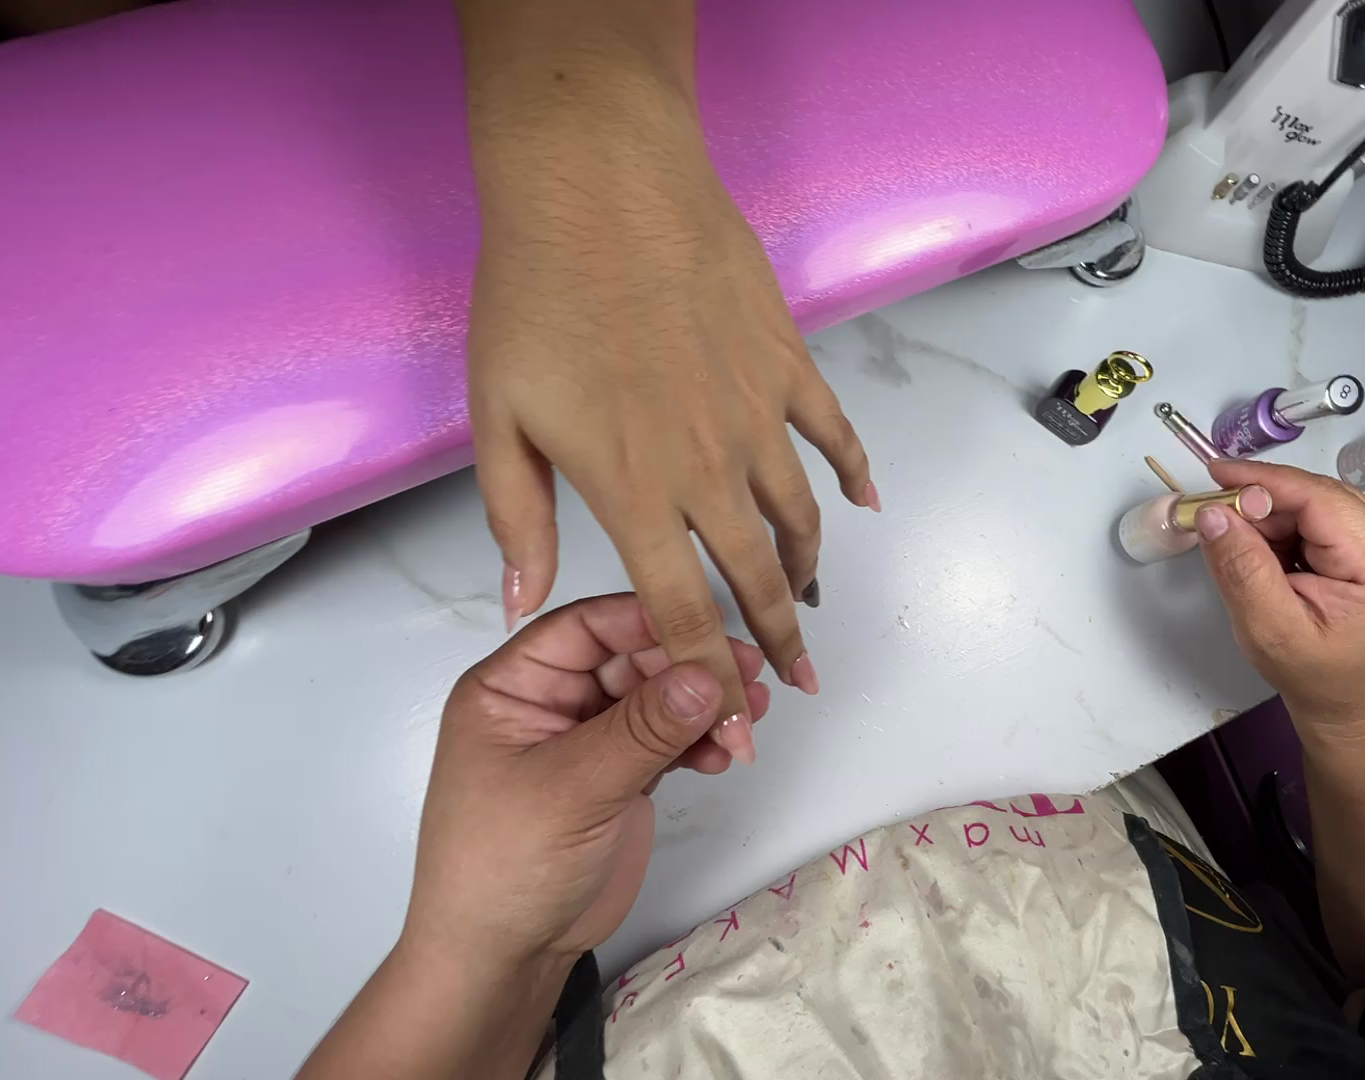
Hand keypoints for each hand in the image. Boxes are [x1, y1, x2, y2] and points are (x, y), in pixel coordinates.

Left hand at [402, 593, 770, 972]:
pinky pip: (673, 736)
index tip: (712, 627)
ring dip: (709, 706)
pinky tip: (727, 755)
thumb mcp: (572, 790)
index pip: (589, 627)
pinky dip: (704, 741)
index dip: (649, 620)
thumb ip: (643, 730)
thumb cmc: (508, 867)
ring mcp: (594, 735)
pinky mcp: (625, 769)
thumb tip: (709, 676)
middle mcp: (556, 699)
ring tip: (753, 718)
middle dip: (693, 670)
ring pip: (662, 696)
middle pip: (636, 658)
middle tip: (749, 678)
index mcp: (516, 685)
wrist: (508, 960)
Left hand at [464, 60, 873, 751]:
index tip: (737, 712)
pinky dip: (856, 473)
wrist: (602, 193)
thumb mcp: (499, 418)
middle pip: (758, 579)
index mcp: (634, 492)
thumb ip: (517, 520)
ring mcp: (762, 420)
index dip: (709, 675)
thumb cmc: (537, 300)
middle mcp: (710, 472)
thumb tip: (520, 604)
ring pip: (802, 518)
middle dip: (779, 642)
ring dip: (810, 568)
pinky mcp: (791, 372)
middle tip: (799, 678)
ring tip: (810, 599)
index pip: (683, 612)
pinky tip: (865, 501)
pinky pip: (836, 436)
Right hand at [1194, 461, 1364, 730]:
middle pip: (1318, 496)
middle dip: (1262, 504)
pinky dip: (1283, 526)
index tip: (1215, 475)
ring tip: (1245, 549)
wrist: (1346, 698)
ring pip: (1314, 501)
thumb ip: (1241, 569)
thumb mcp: (1267, 628)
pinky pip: (1318, 514)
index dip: (1265, 482)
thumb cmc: (1313, 673)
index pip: (1321, 500)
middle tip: (1217, 522)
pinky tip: (1268, 552)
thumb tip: (1213, 514)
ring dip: (1270, 517)